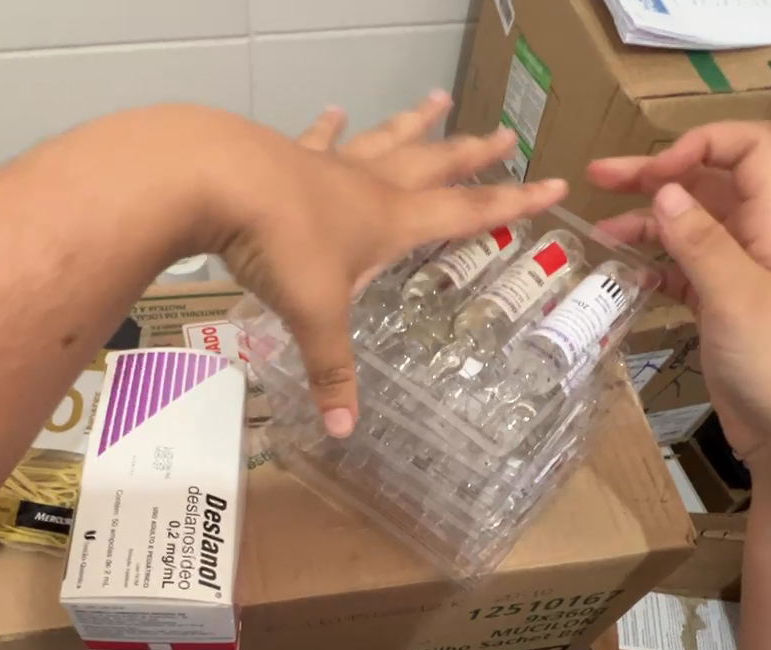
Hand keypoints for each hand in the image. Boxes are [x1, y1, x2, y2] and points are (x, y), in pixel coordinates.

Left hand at [189, 96, 566, 435]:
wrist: (217, 181)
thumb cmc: (282, 247)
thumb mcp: (316, 317)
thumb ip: (333, 373)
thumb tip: (344, 431)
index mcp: (392, 222)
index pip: (467, 211)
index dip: (512, 202)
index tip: (553, 185)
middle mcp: (371, 187)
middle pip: (435, 164)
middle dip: (472, 154)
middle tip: (504, 133)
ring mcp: (331, 166)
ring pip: (386, 141)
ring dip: (415, 124)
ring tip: (439, 99)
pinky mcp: (290, 157)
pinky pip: (321, 140)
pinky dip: (331, 128)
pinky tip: (336, 112)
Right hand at [587, 122, 770, 460]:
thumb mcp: (736, 295)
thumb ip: (698, 241)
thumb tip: (663, 191)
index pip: (748, 152)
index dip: (701, 145)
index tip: (650, 173)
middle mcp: (755, 243)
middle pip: (707, 187)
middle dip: (655, 175)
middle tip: (598, 177)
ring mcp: (736, 279)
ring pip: (688, 232)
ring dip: (645, 226)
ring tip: (598, 235)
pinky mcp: (718, 313)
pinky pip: (681, 276)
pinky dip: (652, 270)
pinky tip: (623, 278)